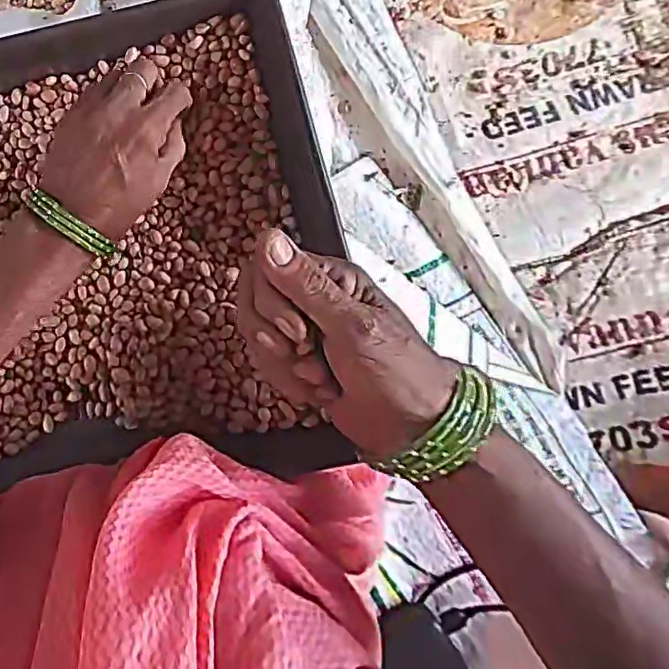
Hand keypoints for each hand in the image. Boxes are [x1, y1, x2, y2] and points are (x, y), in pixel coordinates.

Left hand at [37, 57, 192, 238]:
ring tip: (129, 102)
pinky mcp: (71, 113)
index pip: (175, 90)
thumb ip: (172, 145)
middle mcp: (120, 109)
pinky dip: (105, 94)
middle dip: (154, 78)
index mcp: (148, 126)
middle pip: (143, 68)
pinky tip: (107, 113)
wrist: (69, 217)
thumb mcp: (159, 180)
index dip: (181, 95)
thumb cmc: (119, 205)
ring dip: (127, 83)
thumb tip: (174, 123)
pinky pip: (92, 89)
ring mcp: (92, 108)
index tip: (179, 102)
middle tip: (153, 95)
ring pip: (116, 72)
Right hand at [233, 228, 459, 456]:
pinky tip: (318, 389)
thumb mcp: (351, 325)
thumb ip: (305, 284)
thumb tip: (268, 239)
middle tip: (308, 354)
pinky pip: (266, 362)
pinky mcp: (297, 359)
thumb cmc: (398, 371)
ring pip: (257, 334)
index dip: (271, 303)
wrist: (414, 429)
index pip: (266, 269)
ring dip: (283, 364)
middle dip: (275, 338)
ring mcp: (302, 329)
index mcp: (328, 276)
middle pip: (254, 302)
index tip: (296, 332)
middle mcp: (310, 297)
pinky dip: (287, 381)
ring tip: (321, 376)